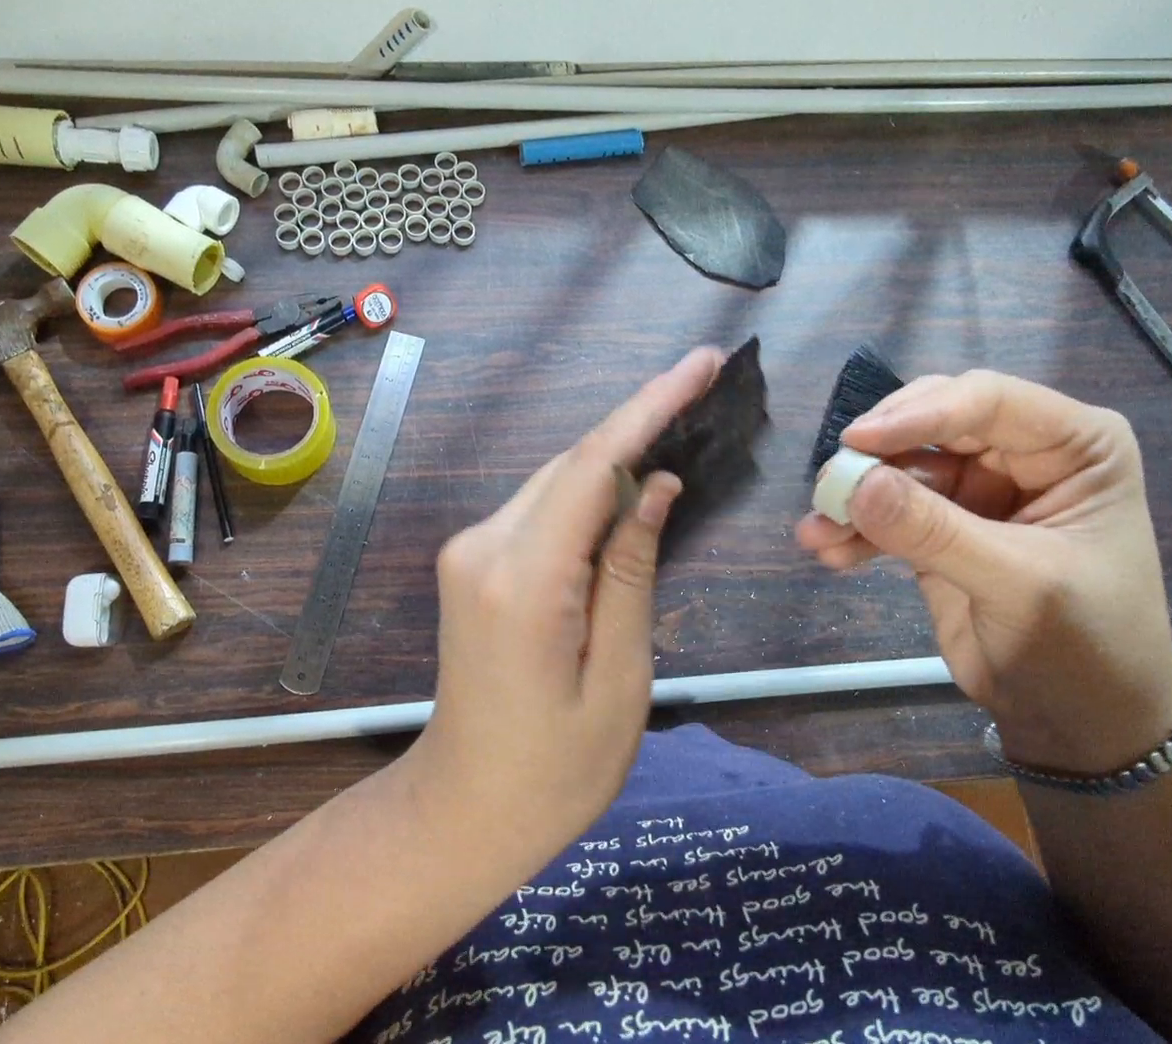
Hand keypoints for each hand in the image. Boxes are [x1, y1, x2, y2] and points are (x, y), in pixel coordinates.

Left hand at [408, 348, 722, 849]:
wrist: (465, 808)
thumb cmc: (556, 770)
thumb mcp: (618, 678)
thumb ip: (631, 571)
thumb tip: (653, 485)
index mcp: (522, 579)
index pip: (592, 465)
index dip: (651, 406)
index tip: (702, 364)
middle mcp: (482, 547)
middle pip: (570, 465)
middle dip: (638, 424)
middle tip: (706, 391)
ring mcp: (467, 553)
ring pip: (553, 484)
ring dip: (614, 459)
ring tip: (682, 429)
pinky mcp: (470, 566)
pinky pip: (538, 513)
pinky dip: (585, 497)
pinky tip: (629, 493)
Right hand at [795, 370, 1171, 773]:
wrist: (1076, 722)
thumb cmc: (1083, 646)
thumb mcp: (1018, 583)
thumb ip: (936, 531)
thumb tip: (854, 484)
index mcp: (1074, 446)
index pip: (988, 402)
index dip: (919, 414)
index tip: (855, 442)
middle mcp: (1023, 455)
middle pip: (933, 425)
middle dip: (878, 455)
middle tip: (831, 484)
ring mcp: (976, 492)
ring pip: (899, 469)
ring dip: (855, 498)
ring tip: (817, 533)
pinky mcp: (938, 529)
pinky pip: (886, 513)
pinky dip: (855, 530)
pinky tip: (827, 552)